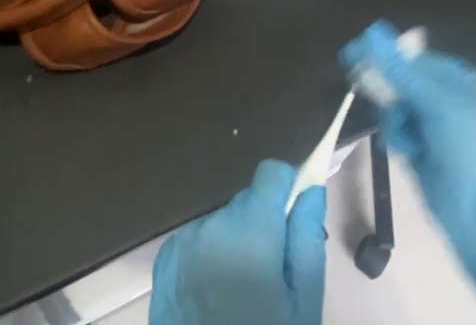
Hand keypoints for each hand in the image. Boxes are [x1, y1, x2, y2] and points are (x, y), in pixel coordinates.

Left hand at [151, 160, 327, 324]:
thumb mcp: (303, 302)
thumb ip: (307, 240)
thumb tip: (311, 190)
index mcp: (249, 232)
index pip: (271, 173)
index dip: (289, 188)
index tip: (297, 217)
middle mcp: (211, 226)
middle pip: (249, 202)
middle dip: (265, 225)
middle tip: (274, 276)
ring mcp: (182, 242)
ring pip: (225, 222)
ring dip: (238, 242)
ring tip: (243, 293)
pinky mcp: (164, 260)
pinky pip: (200, 241)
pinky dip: (212, 257)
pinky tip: (217, 297)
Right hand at [342, 22, 475, 322]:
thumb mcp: (440, 107)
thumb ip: (403, 72)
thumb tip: (372, 32)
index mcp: (465, 83)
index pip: (418, 57)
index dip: (388, 54)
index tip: (356, 53)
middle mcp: (452, 104)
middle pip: (405, 82)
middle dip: (391, 90)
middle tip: (374, 94)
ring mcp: (439, 134)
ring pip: (399, 109)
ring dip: (395, 119)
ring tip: (406, 142)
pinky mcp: (426, 160)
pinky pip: (402, 135)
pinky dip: (398, 140)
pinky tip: (406, 154)